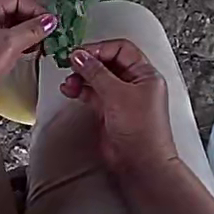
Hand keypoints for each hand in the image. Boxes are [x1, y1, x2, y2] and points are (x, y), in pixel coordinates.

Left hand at [0, 0, 56, 112]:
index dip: (34, 7)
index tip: (48, 23)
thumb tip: (50, 20)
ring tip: (39, 45)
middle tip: (46, 35)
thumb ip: (32, 29)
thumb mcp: (9, 44)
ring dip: (27, 33)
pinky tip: (27, 54)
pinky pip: (4, 41)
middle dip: (32, 20)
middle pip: (13, 9)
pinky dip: (18, 44)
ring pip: (9, 26)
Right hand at [60, 40, 182, 175]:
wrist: (140, 164)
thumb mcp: (117, 94)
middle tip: (70, 64)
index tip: (81, 53)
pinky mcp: (109, 111)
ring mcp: (121, 98)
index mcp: (145, 74)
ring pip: (98, 78)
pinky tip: (70, 90)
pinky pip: (93, 94)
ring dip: (81, 77)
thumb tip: (80, 55)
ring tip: (69, 81)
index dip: (100, 49)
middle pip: (108, 63)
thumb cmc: (140, 129)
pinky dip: (81, 90)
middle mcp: (134, 83)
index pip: (121, 49)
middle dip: (88, 63)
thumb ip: (96, 72)